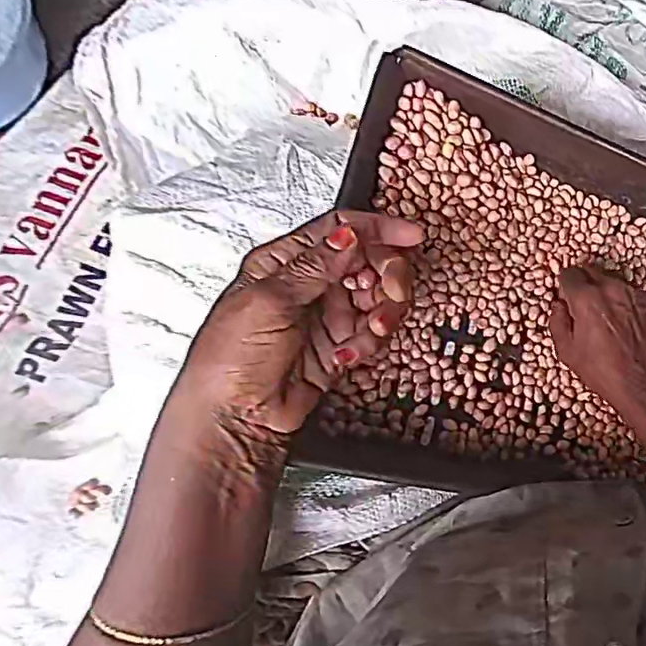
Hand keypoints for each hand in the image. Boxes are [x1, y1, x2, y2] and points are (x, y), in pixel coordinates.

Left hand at [173, 208, 421, 441]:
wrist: (238, 416)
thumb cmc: (232, 358)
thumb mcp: (269, 301)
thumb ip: (315, 266)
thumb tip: (348, 234)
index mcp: (286, 262)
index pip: (340, 231)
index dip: (378, 229)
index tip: (413, 236)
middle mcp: (312, 284)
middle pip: (370, 263)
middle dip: (389, 277)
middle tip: (393, 293)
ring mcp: (330, 315)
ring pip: (380, 298)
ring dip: (384, 314)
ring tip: (373, 332)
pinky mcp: (344, 343)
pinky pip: (376, 333)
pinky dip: (370, 343)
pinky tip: (347, 355)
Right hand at [549, 265, 645, 444]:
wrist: (643, 383)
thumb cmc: (604, 371)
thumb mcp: (567, 351)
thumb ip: (557, 321)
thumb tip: (559, 306)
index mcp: (586, 299)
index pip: (569, 273)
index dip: (565, 286)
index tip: (567, 296)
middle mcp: (612, 289)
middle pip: (592, 270)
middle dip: (585, 284)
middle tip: (584, 306)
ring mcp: (635, 294)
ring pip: (614, 281)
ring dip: (607, 293)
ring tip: (607, 320)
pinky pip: (633, 294)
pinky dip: (627, 303)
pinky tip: (625, 325)